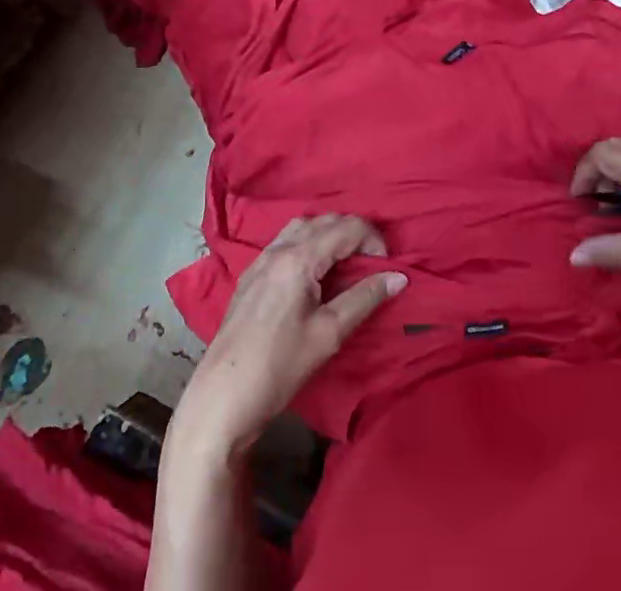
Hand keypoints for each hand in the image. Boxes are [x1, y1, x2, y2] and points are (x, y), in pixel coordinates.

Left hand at [172, 215, 405, 456]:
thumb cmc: (280, 366)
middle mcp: (277, 250)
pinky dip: (309, 245)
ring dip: (330, 236)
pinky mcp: (250, 278)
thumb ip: (365, 298)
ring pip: (303, 227)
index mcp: (298, 258)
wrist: (221, 400)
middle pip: (325, 221)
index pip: (348, 227)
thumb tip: (399, 277)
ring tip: (346, 266)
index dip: (375, 241)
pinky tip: (315, 275)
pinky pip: (285, 243)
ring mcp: (259, 262)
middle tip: (372, 266)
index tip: (386, 269)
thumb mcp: (330, 333)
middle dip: (355, 234)